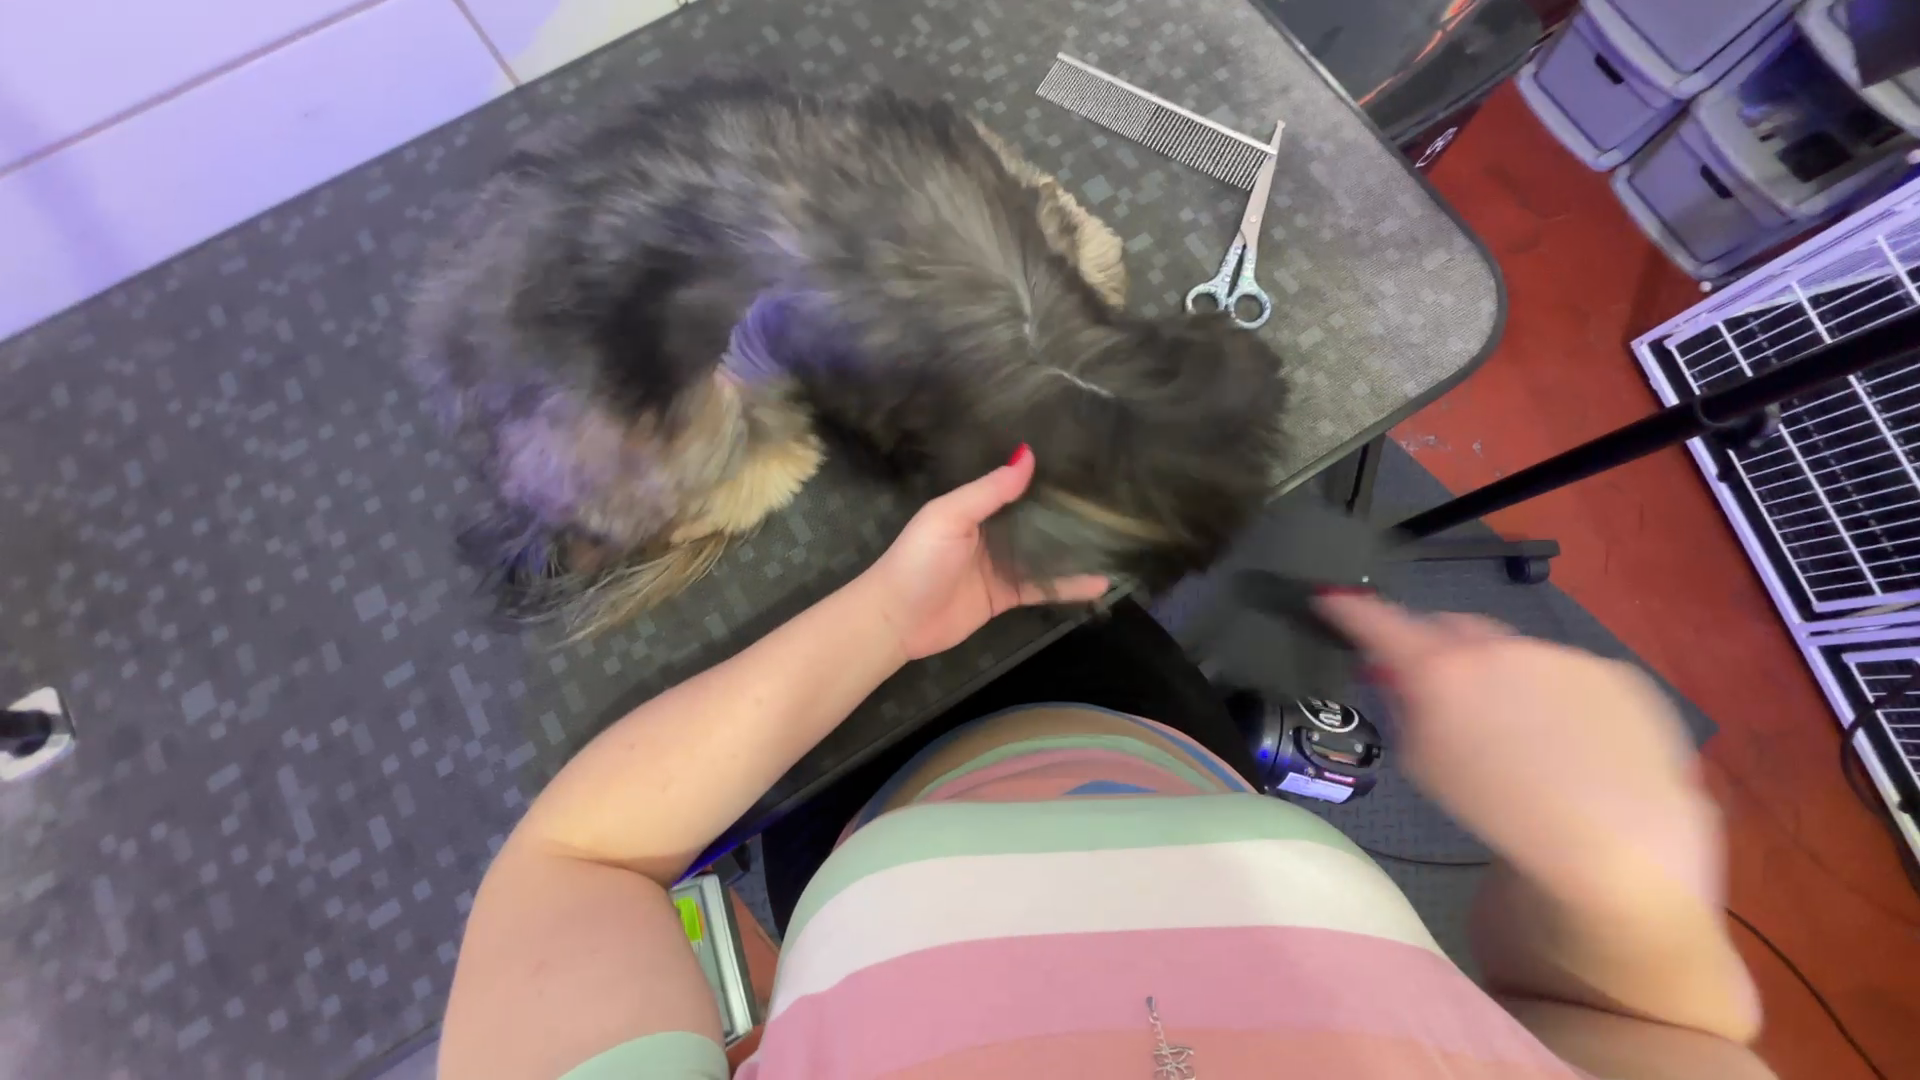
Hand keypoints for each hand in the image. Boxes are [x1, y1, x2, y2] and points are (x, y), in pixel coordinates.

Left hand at [854, 445, 1110, 660]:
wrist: (895, 619)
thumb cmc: (919, 559)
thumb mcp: (951, 516)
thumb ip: (990, 490)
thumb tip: (1029, 453)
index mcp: (974, 506)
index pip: (1015, 485)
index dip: (1044, 475)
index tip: (1084, 459)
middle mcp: (990, 532)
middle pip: (1034, 518)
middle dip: (1067, 510)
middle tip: (1113, 496)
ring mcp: (998, 565)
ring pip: (1044, 553)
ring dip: (1074, 548)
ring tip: (1117, 538)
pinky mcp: (1004, 596)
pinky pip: (1042, 586)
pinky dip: (1069, 585)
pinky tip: (1101, 582)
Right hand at [1316, 593, 1723, 906]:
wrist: (1614, 845)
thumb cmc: (1494, 810)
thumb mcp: (1421, 760)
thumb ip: (1404, 703)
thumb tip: (1393, 671)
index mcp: (1438, 669)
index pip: (1376, 620)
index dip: (1348, 607)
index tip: (1332, 600)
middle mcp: (1496, 646)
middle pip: (1447, 625)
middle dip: (1432, 643)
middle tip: (1433, 681)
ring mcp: (1560, 654)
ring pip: (1508, 648)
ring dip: (1495, 668)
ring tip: (1513, 722)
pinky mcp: (1614, 672)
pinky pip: (1562, 668)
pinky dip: (1549, 687)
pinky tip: (1563, 732)